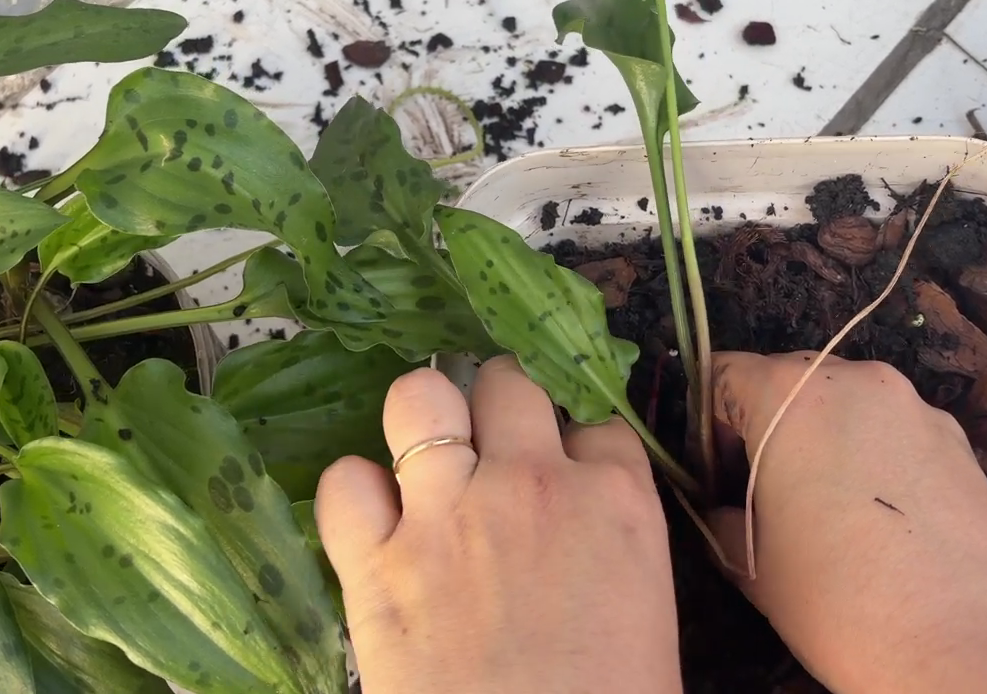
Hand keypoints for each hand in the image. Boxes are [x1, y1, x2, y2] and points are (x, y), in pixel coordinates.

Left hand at [316, 355, 680, 693]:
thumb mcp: (641, 606)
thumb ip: (606, 534)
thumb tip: (573, 503)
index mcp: (613, 501)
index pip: (597, 422)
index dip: (577, 439)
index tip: (564, 463)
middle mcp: (528, 481)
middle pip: (508, 380)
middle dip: (501, 399)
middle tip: (492, 436)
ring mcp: (447, 512)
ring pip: (421, 396)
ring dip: (424, 415)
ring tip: (427, 448)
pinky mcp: (377, 561)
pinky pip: (345, 482)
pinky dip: (354, 493)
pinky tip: (370, 520)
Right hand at [707, 351, 986, 693]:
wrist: (976, 657)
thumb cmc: (840, 599)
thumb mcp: (748, 559)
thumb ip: (716, 511)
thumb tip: (719, 503)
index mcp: (785, 390)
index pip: (718, 376)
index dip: (706, 425)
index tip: (718, 479)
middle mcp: (848, 376)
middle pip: (779, 378)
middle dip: (762, 424)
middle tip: (765, 491)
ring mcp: (910, 403)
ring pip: (838, 400)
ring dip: (817, 434)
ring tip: (830, 503)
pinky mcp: (957, 437)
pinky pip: (889, 426)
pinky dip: (870, 451)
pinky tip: (880, 515)